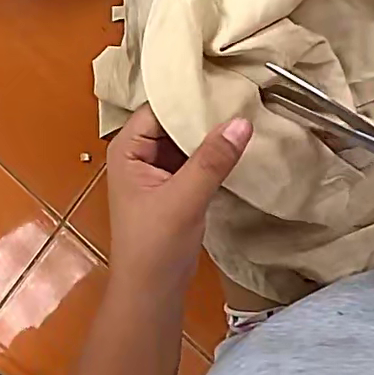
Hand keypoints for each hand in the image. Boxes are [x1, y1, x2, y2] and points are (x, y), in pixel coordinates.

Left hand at [106, 105, 251, 289]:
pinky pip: (196, 160)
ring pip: (187, 141)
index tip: (225, 82)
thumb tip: (242, 121)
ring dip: (212, 134)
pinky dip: (214, 155)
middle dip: (205, 113)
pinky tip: (239, 147)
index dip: (190, 95)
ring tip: (246, 114)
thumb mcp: (184, 198)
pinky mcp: (175, 187)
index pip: (160, 108)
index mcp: (127, 149)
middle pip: (175, 121)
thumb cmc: (155, 246)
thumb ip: (213, 160)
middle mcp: (139, 154)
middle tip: (243, 96)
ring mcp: (158, 171)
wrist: (153, 292)